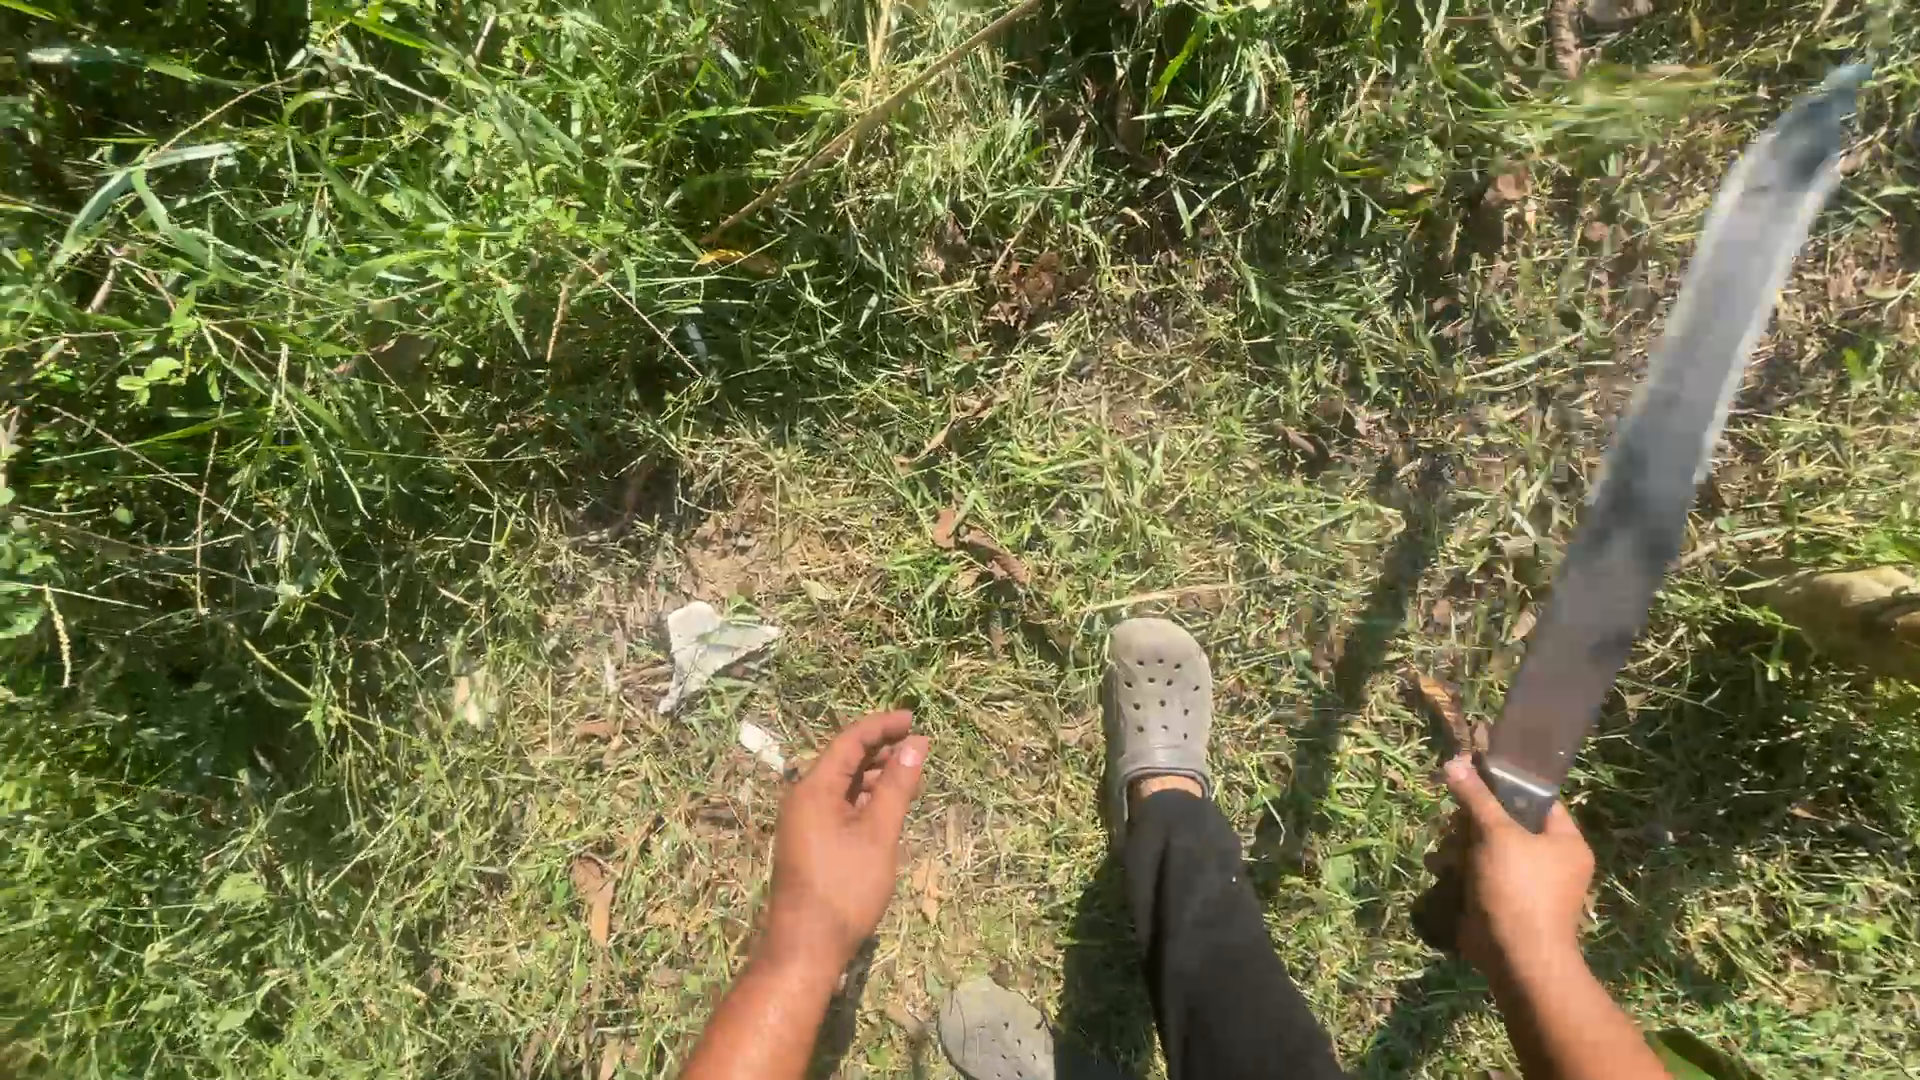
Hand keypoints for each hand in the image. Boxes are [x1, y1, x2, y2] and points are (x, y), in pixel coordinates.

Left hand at [761, 710, 928, 973]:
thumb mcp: (878, 833)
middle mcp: (804, 796)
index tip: (914, 720)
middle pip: (845, 757)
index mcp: (814, 787)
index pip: (851, 740)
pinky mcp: (809, 839)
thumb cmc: (844, 888)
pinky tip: (888, 803)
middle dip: (881, 747)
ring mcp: (804, 819)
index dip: (883, 725)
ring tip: (910, 772)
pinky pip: (839, 803)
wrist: (805, 949)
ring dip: (875, 772)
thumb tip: (916, 743)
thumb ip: (897, 785)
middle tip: (917, 745)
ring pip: (843, 782)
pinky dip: (865, 796)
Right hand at [1439, 755, 1594, 986]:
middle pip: (1503, 819)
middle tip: (1455, 822)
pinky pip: (1476, 867)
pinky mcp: (1501, 895)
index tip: (1472, 776)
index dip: (1506, 784)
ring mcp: (1525, 880)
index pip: (1537, 799)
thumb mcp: (1496, 833)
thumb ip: (1476, 797)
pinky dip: (1458, 866)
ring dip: (1458, 844)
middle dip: (1471, 821)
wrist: (1515, 955)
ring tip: (1448, 854)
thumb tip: (1455, 761)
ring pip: (1483, 843)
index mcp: (1565, 842)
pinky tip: (1444, 870)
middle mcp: (1550, 859)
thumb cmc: (1517, 887)